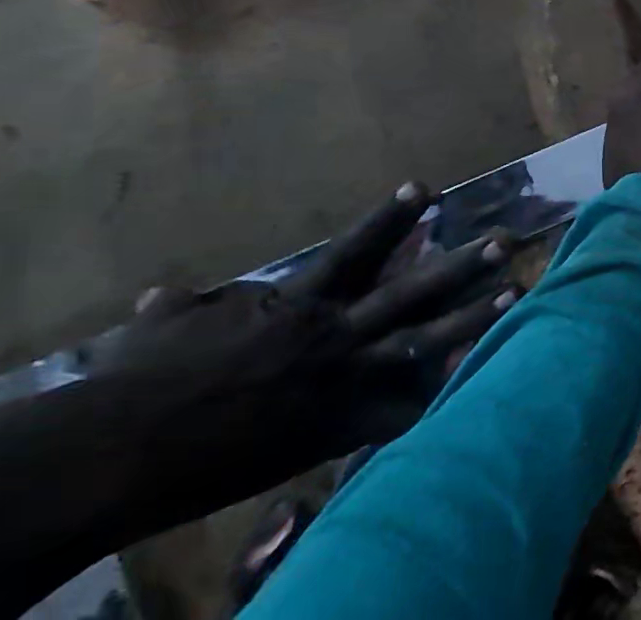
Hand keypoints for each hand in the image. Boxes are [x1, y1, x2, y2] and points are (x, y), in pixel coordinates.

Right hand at [101, 183, 521, 487]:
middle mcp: (333, 330)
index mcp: (296, 299)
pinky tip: (479, 388)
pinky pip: (403, 415)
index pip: (356, 247)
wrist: (125, 451)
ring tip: (514, 294)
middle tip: (508, 240)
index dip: (392, 217)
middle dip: (461, 264)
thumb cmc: (135, 381)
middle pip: (411, 290)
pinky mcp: (341, 427)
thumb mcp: (152, 329)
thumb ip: (175, 306)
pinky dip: (438, 402)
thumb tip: (157, 296)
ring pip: (423, 342)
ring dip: (472, 318)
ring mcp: (344, 379)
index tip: (427, 188)